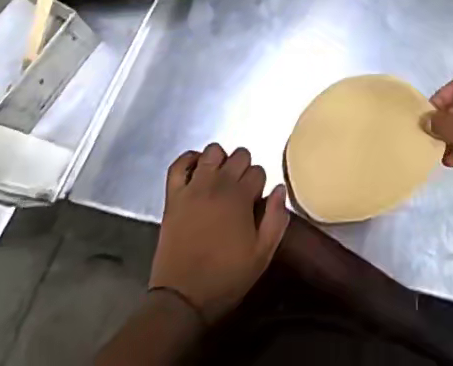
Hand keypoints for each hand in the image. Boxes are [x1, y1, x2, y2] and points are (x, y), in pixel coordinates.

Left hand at [150, 144, 289, 321]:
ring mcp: (193, 189)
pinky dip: (189, 161)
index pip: (258, 171)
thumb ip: (277, 218)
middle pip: (239, 155)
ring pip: (212, 152)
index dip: (259, 186)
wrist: (181, 301)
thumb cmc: (226, 277)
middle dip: (244, 169)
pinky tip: (197, 170)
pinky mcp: (173, 198)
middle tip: (240, 192)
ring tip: (220, 180)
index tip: (255, 204)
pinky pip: (178, 165)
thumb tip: (279, 189)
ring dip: (221, 161)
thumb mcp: (263, 254)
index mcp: (240, 197)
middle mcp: (218, 185)